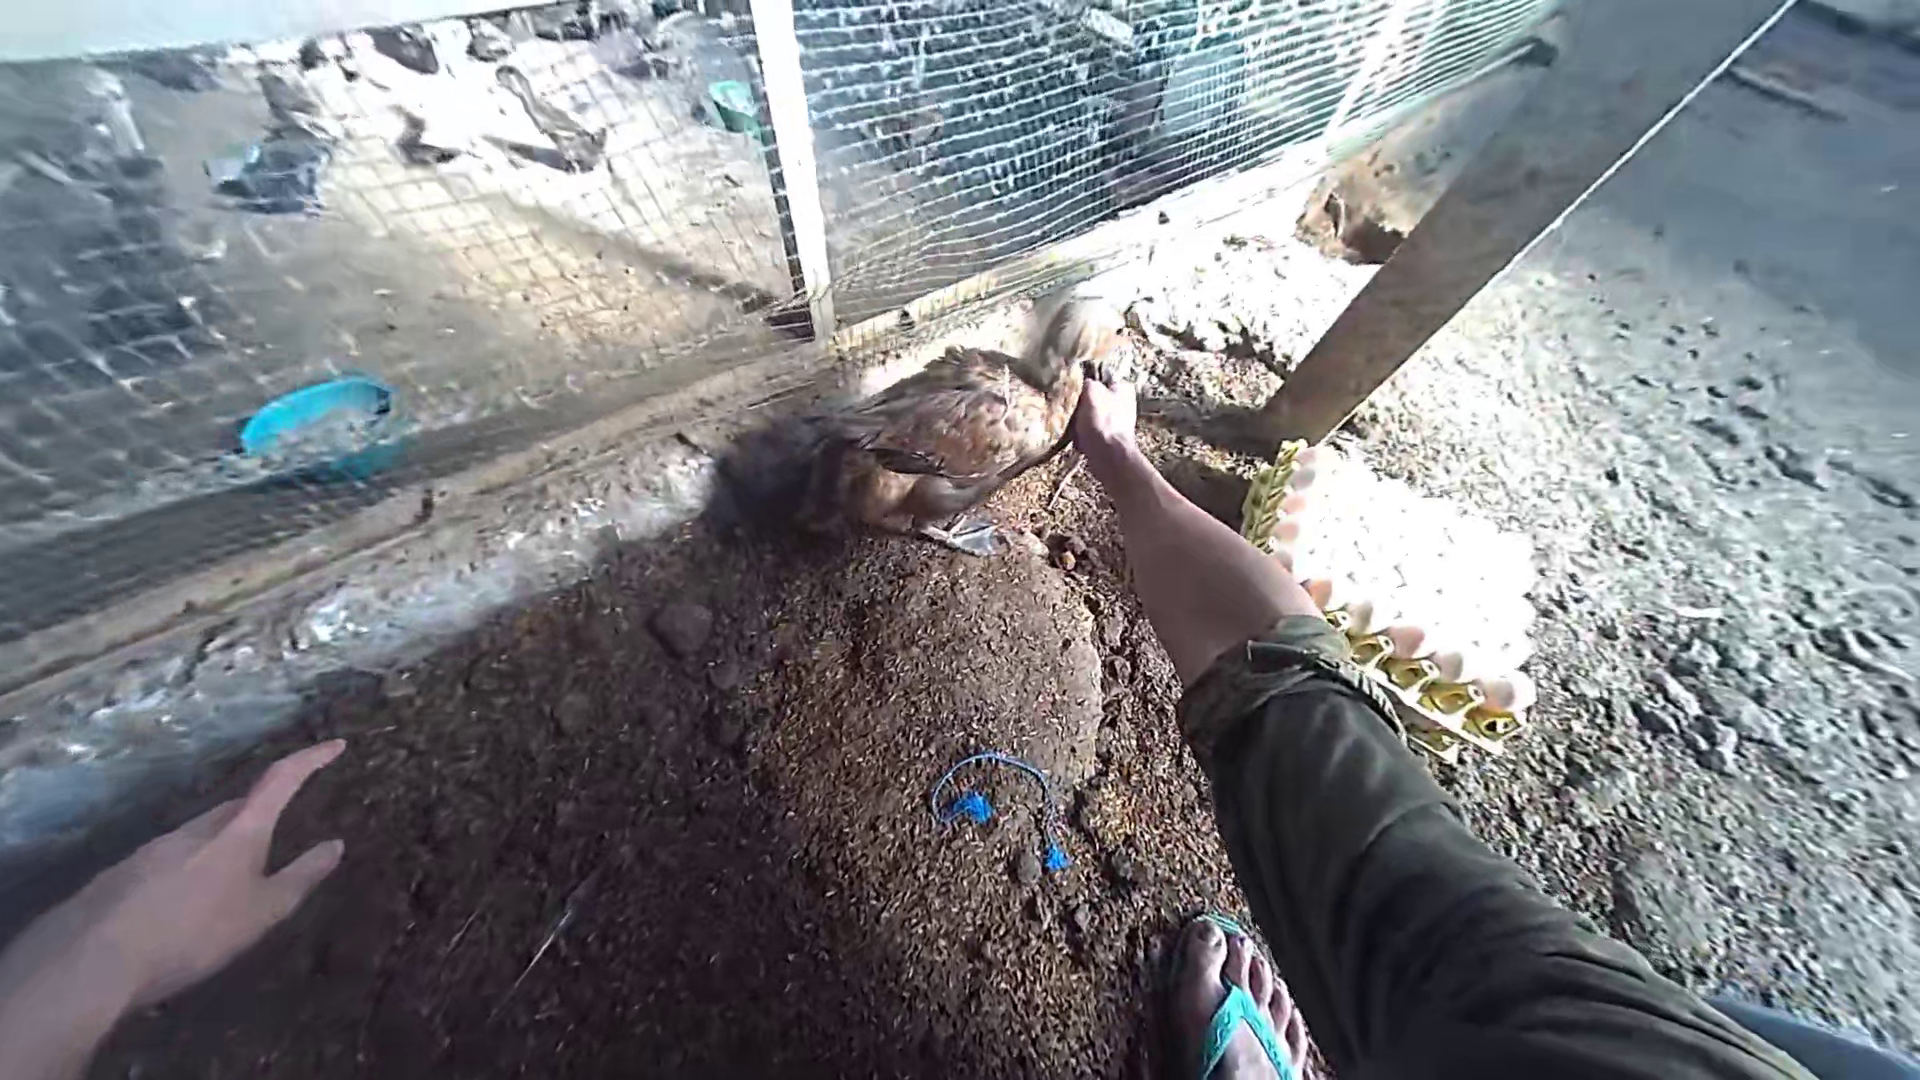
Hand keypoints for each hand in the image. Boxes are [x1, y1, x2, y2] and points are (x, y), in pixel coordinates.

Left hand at [0, 742, 345, 1078]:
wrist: (72, 981)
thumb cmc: (190, 935)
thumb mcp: (265, 911)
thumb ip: (303, 875)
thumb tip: (335, 844)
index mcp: (237, 832)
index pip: (281, 779)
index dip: (311, 758)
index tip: (336, 744)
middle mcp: (190, 833)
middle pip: (232, 810)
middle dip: (256, 815)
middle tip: (273, 834)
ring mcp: (139, 858)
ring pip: (190, 839)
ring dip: (212, 849)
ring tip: (219, 883)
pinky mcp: (101, 886)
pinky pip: (152, 868)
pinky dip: (173, 876)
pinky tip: (169, 910)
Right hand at [1074, 369, 1138, 464]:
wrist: (1107, 455)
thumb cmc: (1101, 420)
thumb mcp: (1091, 390)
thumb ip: (1086, 381)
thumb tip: (1079, 379)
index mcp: (1123, 387)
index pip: (1100, 377)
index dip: (1084, 380)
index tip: (1071, 386)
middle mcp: (1124, 403)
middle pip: (1095, 397)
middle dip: (1081, 402)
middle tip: (1069, 405)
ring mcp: (1117, 423)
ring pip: (1090, 415)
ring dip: (1079, 419)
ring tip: (1071, 423)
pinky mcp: (1109, 439)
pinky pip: (1090, 431)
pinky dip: (1083, 433)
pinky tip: (1077, 436)